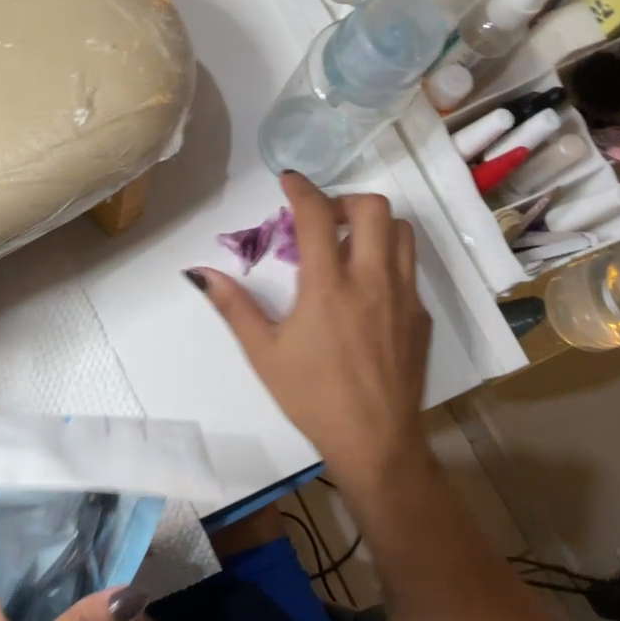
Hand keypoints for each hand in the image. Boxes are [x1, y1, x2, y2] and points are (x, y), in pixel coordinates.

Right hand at [190, 172, 432, 498]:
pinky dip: (388, 260)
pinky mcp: (420, 316)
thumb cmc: (311, 397)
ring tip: (347, 246)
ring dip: (374, 225)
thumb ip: (234, 306)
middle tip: (321, 220)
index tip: (289, 180)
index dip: (301, 189)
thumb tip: (200, 274)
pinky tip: (365, 290)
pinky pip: (409, 269)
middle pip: (374, 208)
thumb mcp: (263, 353)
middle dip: (344, 201)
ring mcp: (404, 296)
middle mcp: (372, 280)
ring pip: (402, 232)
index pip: (318, 215)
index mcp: (328, 286)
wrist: (375, 440)